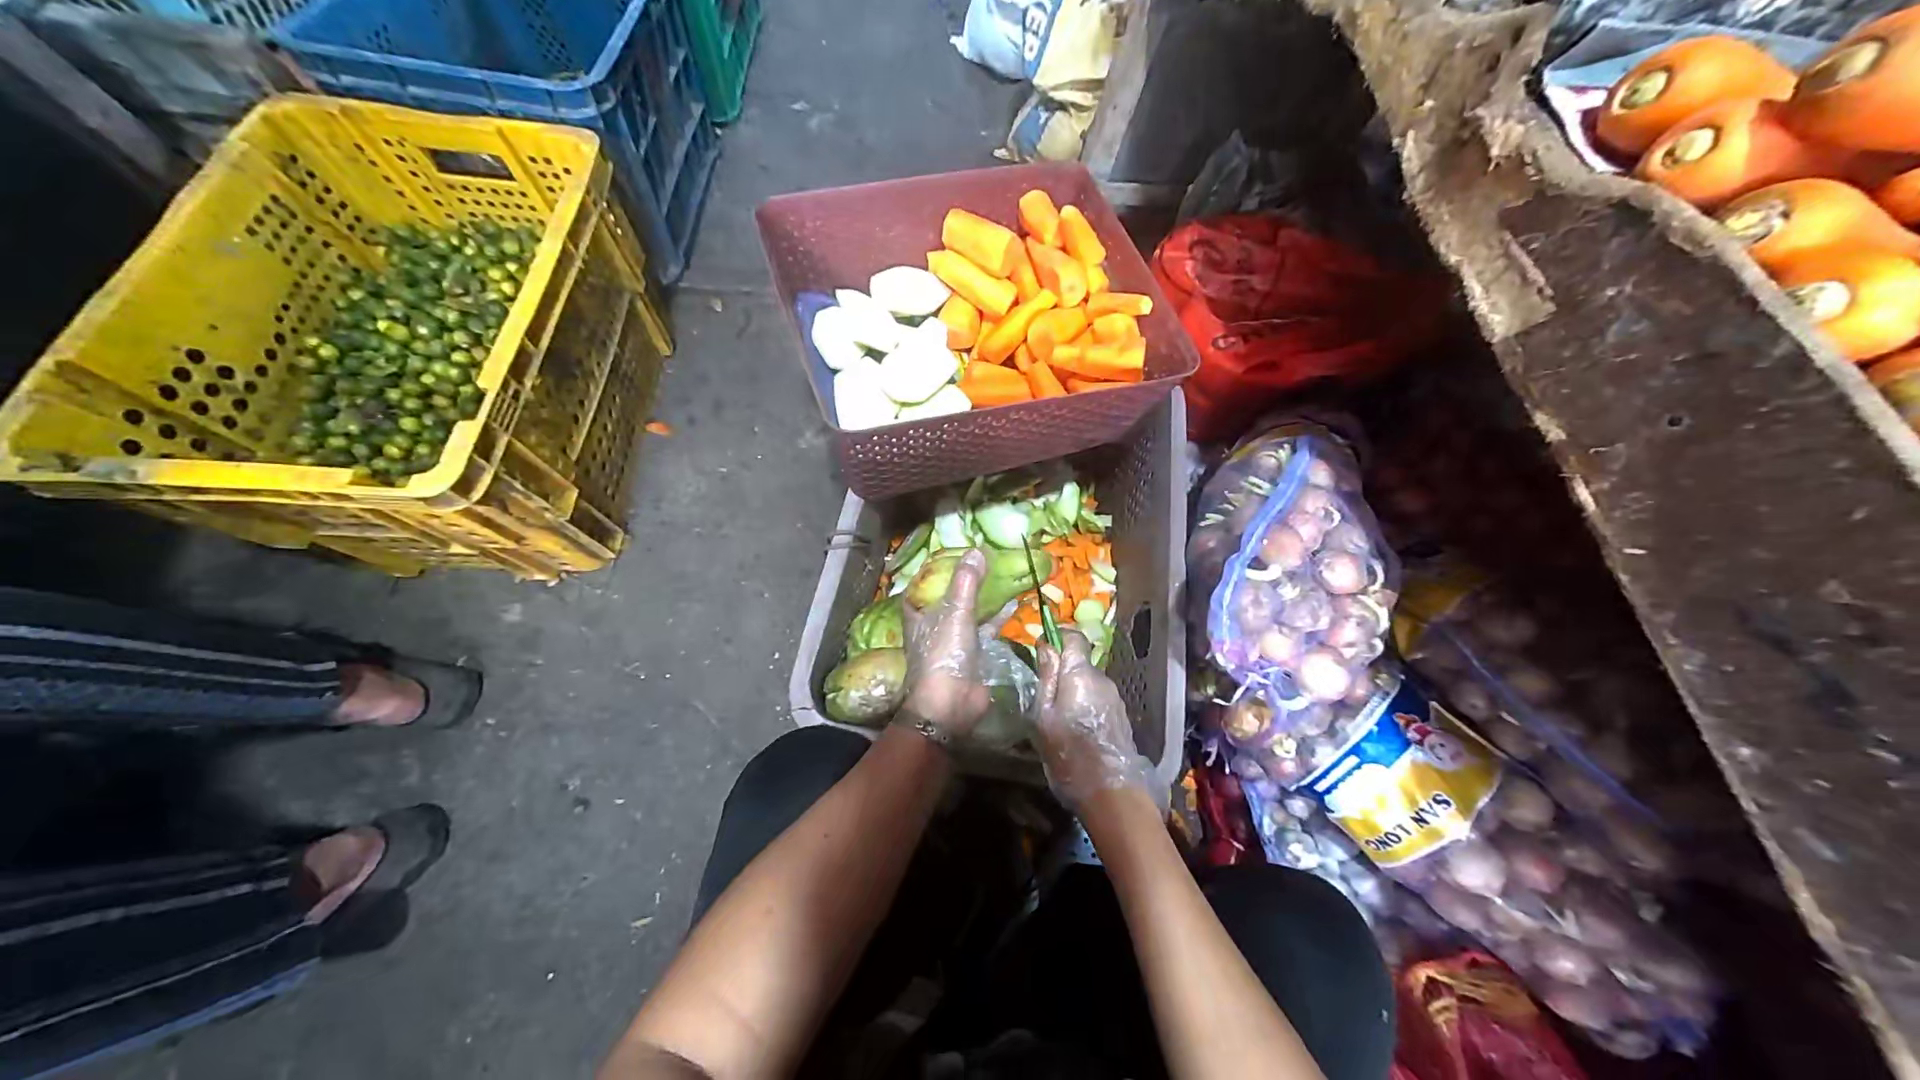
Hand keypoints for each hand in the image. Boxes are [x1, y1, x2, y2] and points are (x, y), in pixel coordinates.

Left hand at [902, 548, 991, 736]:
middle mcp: (932, 628)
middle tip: (982, 563)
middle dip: (963, 584)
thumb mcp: (954, 612)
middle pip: (947, 599)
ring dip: (983, 600)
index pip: (918, 589)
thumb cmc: (943, 654)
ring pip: (968, 614)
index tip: (948, 557)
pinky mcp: (972, 657)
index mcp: (918, 616)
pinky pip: (985, 631)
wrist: (951, 704)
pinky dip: (998, 619)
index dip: (930, 573)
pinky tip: (1014, 605)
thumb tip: (977, 550)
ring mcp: (952, 643)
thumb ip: (966, 582)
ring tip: (1002, 578)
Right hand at [1033, 629, 1153, 809]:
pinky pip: (1097, 698)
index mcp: (1081, 674)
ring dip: (1073, 690)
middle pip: (1080, 662)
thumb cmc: (1067, 753)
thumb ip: (1046, 677)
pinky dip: (1084, 704)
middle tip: (1042, 694)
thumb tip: (1046, 645)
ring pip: (1088, 682)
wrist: (1109, 792)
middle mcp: (1102, 679)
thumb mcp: (1043, 715)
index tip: (1042, 649)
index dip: (1058, 637)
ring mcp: (1115, 698)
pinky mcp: (1120, 715)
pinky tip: (1076, 728)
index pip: (1075, 637)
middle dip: (1061, 670)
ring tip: (1057, 717)